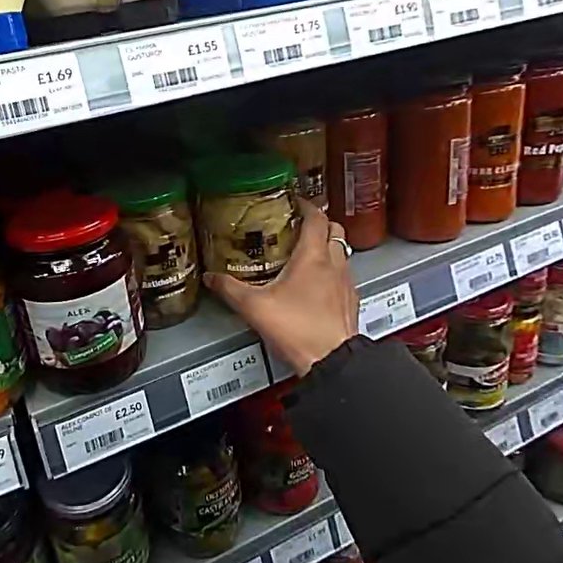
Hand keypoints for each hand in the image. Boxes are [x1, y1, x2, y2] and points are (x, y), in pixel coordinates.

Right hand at [203, 199, 358, 376]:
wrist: (332, 360)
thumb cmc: (298, 330)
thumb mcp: (254, 307)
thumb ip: (230, 289)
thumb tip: (211, 277)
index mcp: (312, 257)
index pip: (316, 217)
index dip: (305, 205)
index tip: (293, 202)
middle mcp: (334, 264)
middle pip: (334, 229)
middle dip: (318, 223)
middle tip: (298, 226)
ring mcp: (346, 282)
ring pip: (342, 251)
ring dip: (327, 246)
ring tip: (305, 253)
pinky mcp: (350, 301)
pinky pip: (344, 276)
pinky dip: (333, 271)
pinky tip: (317, 284)